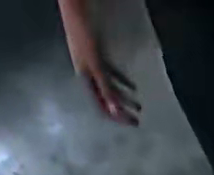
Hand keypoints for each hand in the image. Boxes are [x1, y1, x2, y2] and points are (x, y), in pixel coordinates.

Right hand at [61, 3, 138, 124]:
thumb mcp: (95, 64)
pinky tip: (133, 88)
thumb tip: (116, 113)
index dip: (117, 117)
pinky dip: (122, 82)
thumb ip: (106, 88)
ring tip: (138, 106)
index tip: (132, 124)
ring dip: (125, 98)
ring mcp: (92, 66)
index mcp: (85, 81)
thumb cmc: (83, 35)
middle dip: (123, 111)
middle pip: (107, 100)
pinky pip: (111, 74)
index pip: (102, 107)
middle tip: (138, 120)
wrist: (74, 6)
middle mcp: (88, 77)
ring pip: (110, 88)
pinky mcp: (97, 56)